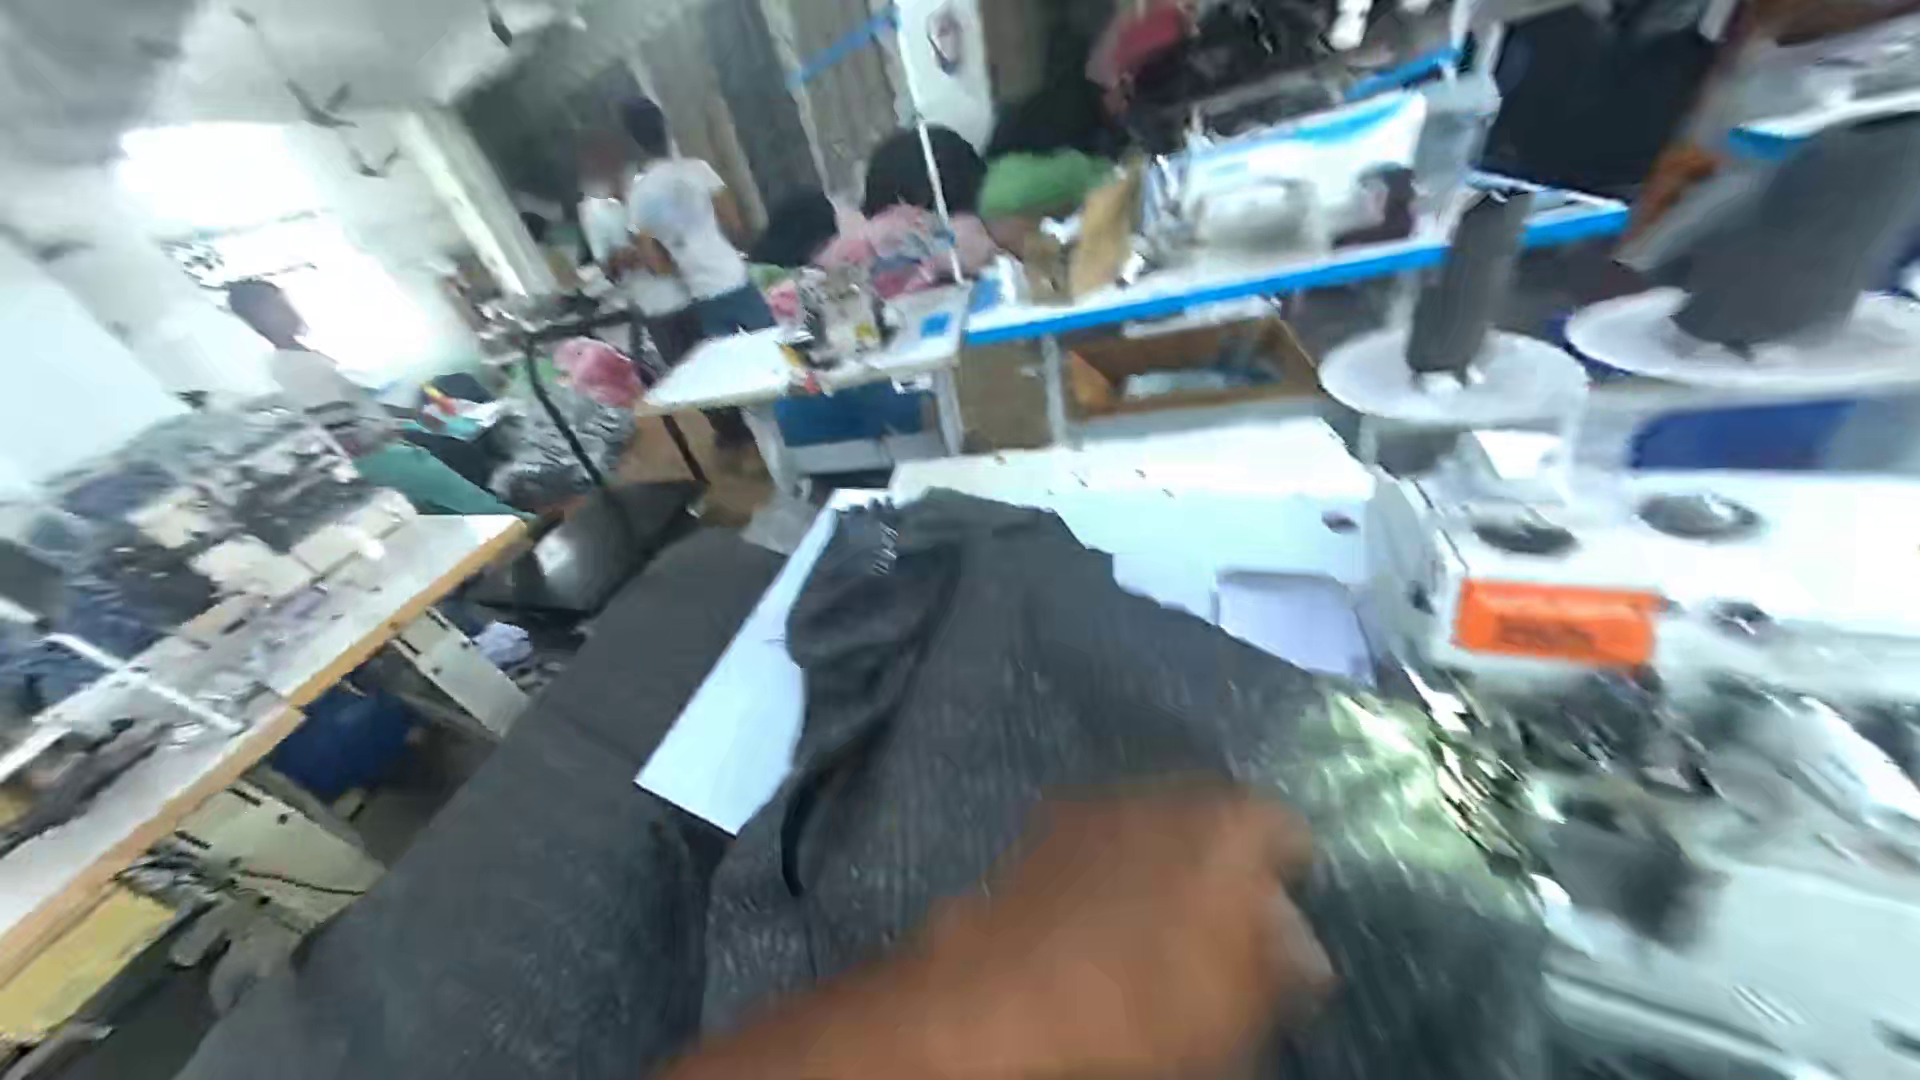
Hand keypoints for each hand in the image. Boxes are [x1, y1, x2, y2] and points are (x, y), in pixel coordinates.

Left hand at [912, 790, 1332, 1077]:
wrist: (1005, 991)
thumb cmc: (1140, 1006)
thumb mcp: (1236, 1004)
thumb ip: (1278, 959)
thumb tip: (1295, 938)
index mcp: (1220, 826)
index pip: (1279, 821)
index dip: (1289, 864)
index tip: (1286, 902)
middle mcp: (1158, 793)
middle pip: (1212, 809)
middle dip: (1225, 852)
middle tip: (1225, 911)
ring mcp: (1096, 799)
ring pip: (1154, 813)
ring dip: (1166, 848)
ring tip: (1162, 910)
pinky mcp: (1046, 819)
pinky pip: (1103, 827)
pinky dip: (1116, 853)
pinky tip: (1105, 901)